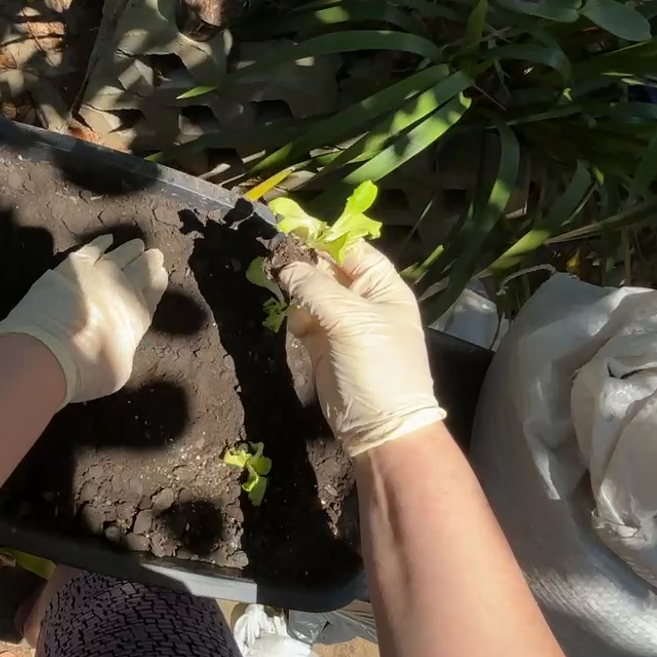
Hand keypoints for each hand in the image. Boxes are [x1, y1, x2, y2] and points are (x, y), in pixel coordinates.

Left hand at [0, 234, 168, 404]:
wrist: (47, 353)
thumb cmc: (86, 371)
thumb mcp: (119, 370)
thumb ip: (123, 347)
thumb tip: (118, 337)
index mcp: (137, 317)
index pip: (152, 294)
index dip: (157, 283)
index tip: (161, 273)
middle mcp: (121, 291)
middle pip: (140, 270)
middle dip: (148, 262)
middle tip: (154, 254)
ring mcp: (96, 275)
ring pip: (118, 256)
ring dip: (129, 250)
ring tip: (137, 244)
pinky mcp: (70, 268)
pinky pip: (91, 250)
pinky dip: (101, 244)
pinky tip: (107, 240)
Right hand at [278, 239, 443, 454]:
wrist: (377, 426)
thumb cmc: (378, 365)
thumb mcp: (351, 320)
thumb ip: (314, 288)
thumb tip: (284, 266)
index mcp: (382, 287)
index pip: (351, 249)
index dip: (324, 238)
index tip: (290, 230)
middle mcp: (362, 300)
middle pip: (327, 268)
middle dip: (302, 262)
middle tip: (274, 255)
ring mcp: (340, 322)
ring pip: (310, 292)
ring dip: (294, 288)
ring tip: (276, 282)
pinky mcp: (321, 343)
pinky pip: (301, 317)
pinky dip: (293, 315)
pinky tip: (291, 320)